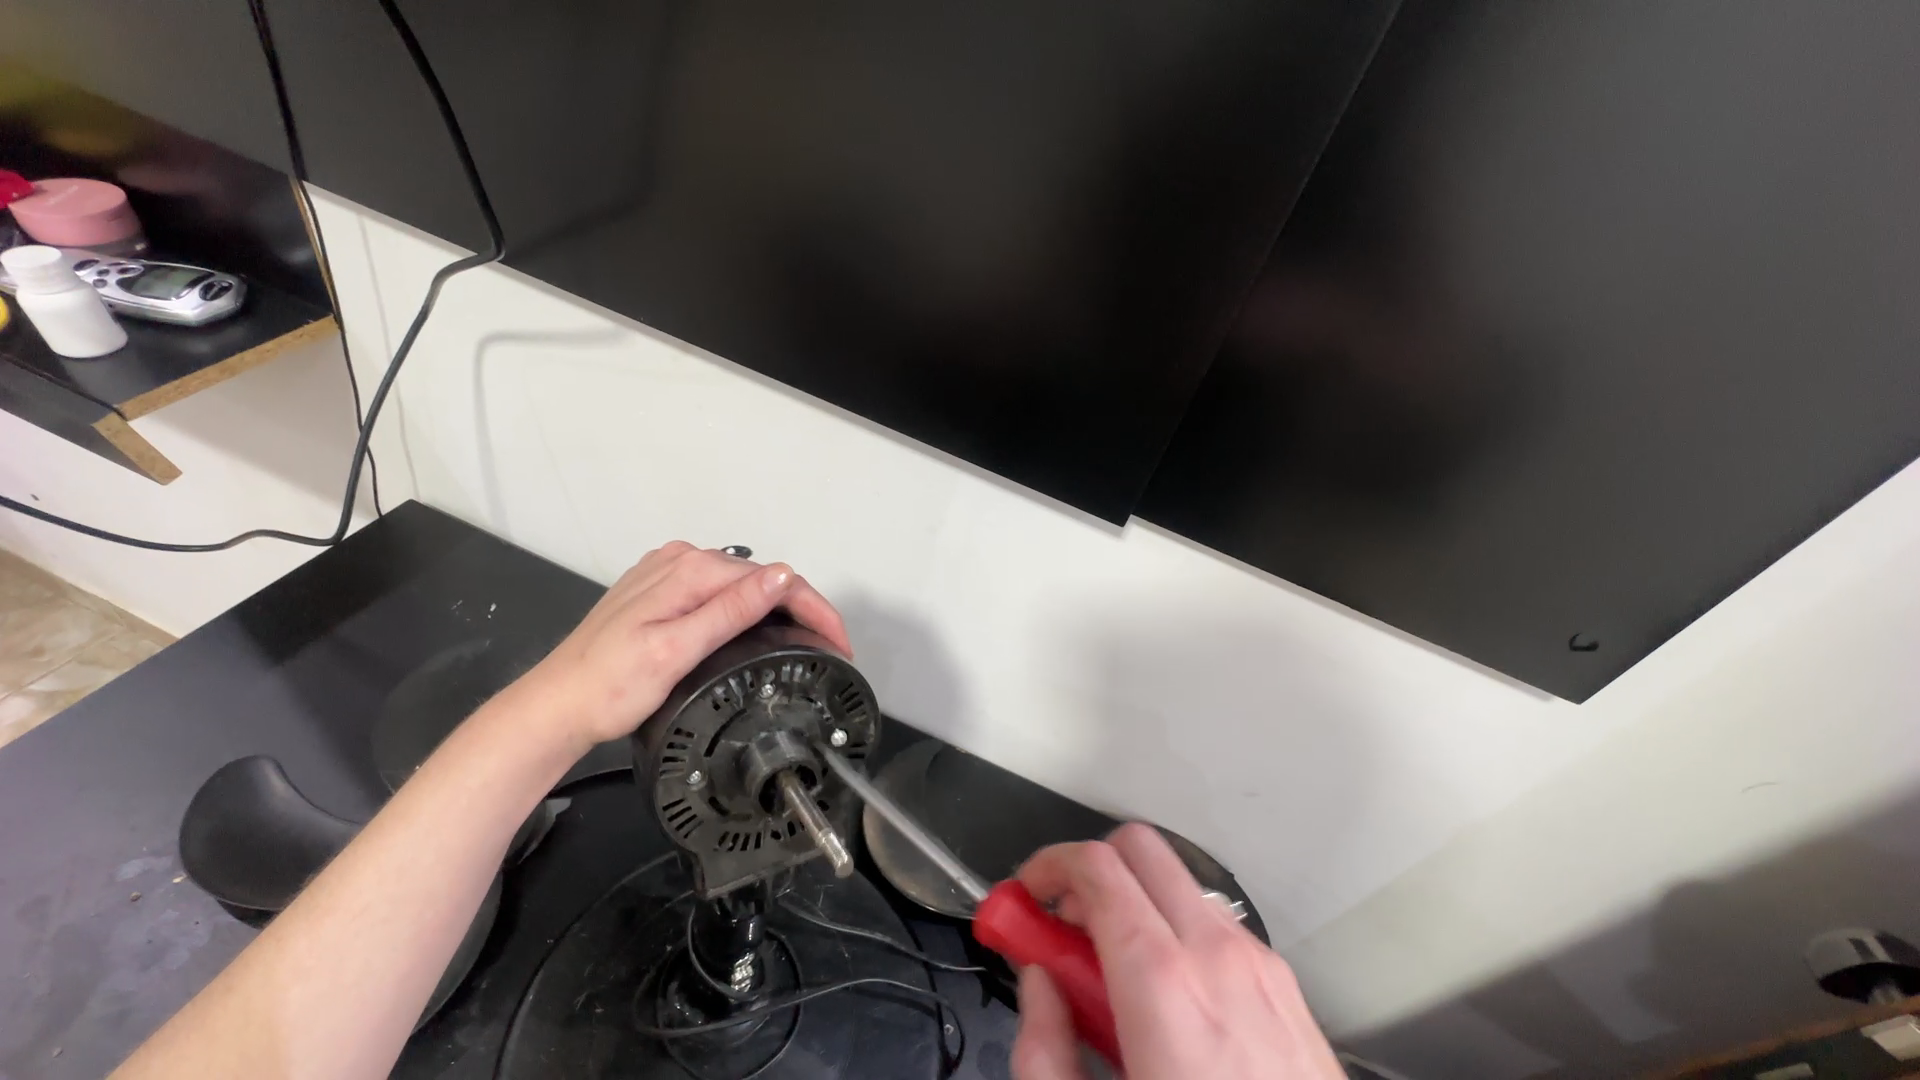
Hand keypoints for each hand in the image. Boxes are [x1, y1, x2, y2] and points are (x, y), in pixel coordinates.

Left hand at [515, 542, 851, 749]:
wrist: (556, 706)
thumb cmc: (610, 689)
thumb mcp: (676, 651)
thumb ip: (730, 610)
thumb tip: (782, 577)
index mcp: (688, 571)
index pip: (773, 579)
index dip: (814, 608)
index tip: (838, 643)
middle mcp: (679, 561)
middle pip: (760, 576)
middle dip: (802, 606)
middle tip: (829, 647)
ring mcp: (667, 572)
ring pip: (741, 581)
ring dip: (777, 605)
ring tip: (804, 640)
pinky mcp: (659, 589)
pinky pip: (718, 588)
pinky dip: (747, 605)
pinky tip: (758, 626)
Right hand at [1011, 824, 1343, 1079]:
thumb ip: (1044, 1048)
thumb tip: (1039, 987)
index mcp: (1164, 985)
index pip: (1096, 868)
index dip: (1046, 868)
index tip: (1026, 899)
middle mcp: (1216, 957)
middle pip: (1139, 849)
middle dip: (1087, 871)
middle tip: (1060, 925)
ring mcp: (1257, 966)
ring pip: (1176, 884)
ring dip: (1131, 904)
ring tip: (1109, 979)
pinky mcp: (1283, 986)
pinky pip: (1213, 925)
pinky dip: (1174, 933)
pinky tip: (1163, 1003)